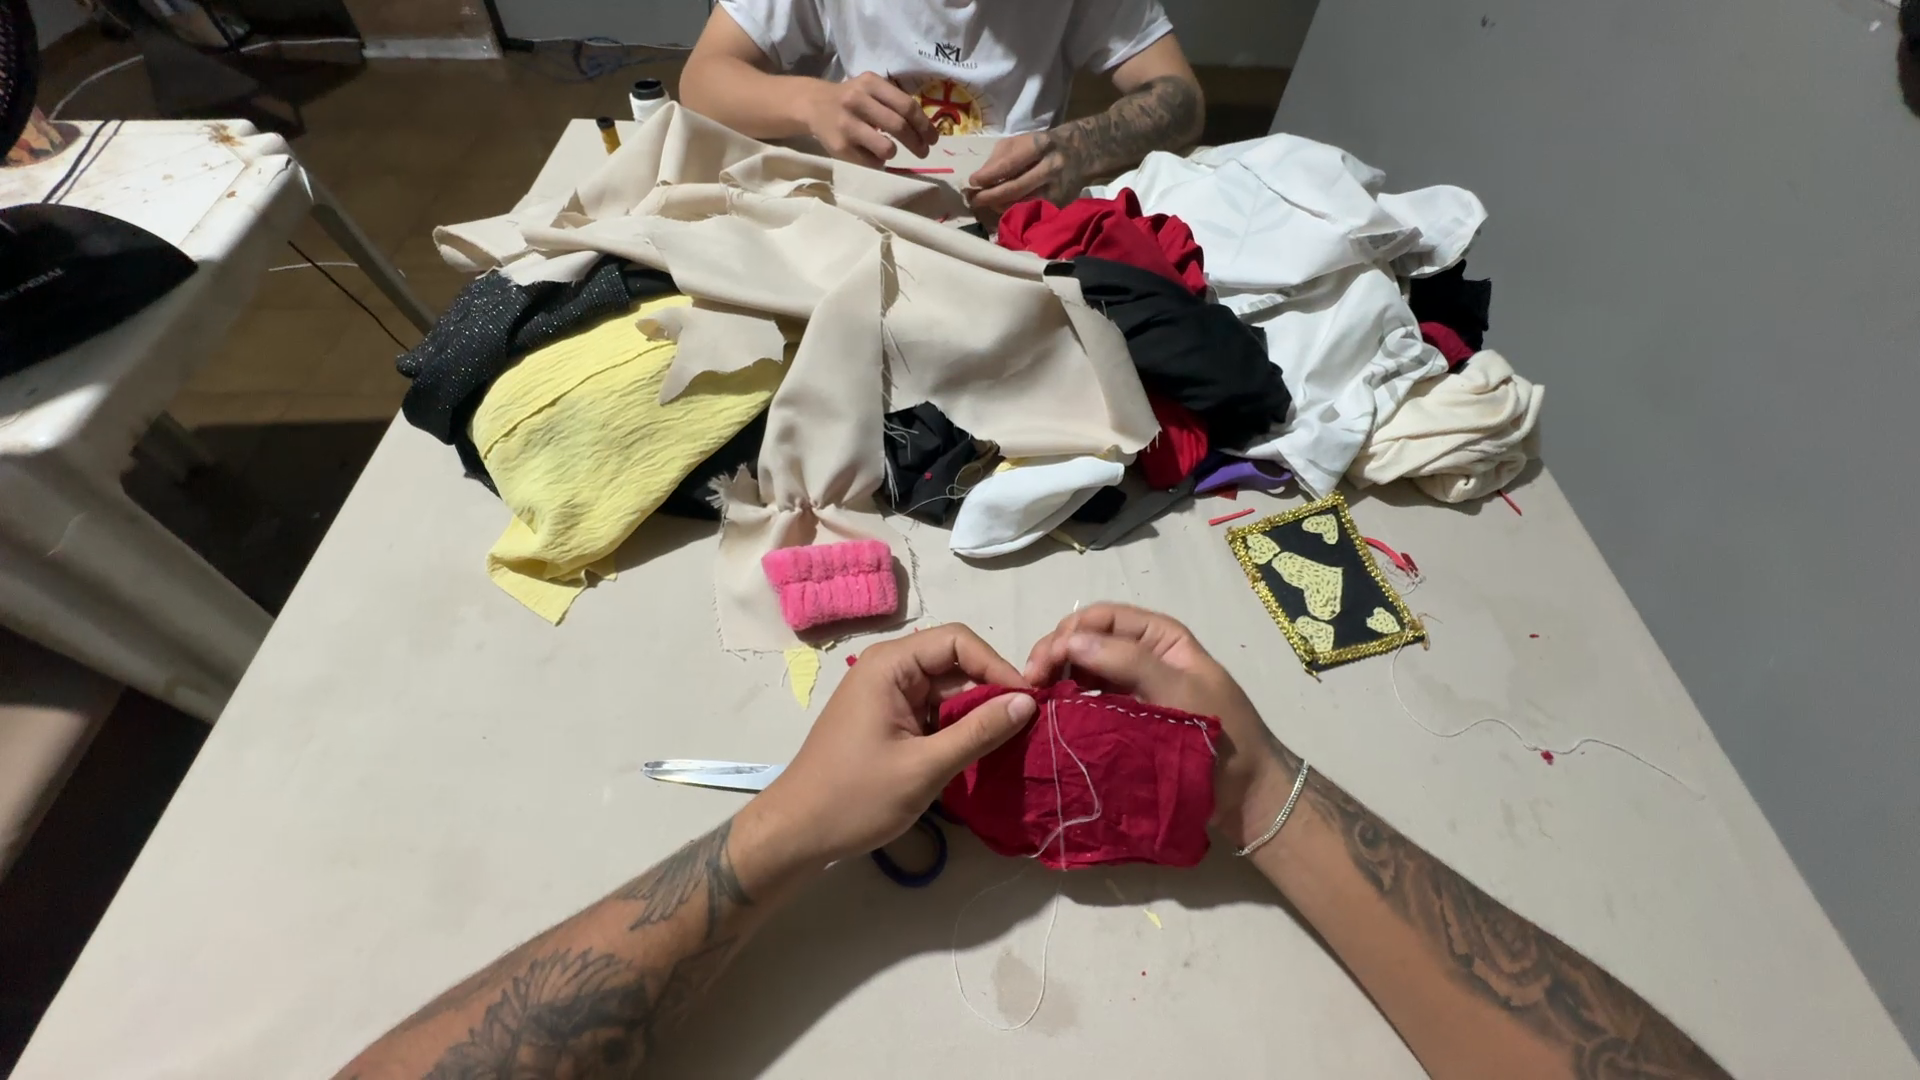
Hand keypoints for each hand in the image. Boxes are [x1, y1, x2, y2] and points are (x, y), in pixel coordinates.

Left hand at [751, 625, 1034, 867]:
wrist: (798, 832)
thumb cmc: (856, 797)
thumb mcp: (925, 767)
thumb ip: (979, 731)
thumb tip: (1028, 701)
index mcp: (890, 665)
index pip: (958, 640)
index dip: (997, 665)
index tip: (1029, 700)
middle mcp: (889, 668)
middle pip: (954, 659)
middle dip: (992, 685)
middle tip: (1028, 718)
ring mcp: (888, 693)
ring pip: (948, 685)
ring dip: (979, 706)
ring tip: (1014, 733)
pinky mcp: (890, 717)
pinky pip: (934, 707)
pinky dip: (960, 722)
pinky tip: (983, 744)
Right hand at [801, 72, 937, 166]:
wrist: (814, 105)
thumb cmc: (852, 100)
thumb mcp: (871, 90)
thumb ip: (894, 103)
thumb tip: (926, 130)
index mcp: (871, 83)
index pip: (906, 106)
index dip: (924, 125)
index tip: (934, 138)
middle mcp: (858, 101)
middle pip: (899, 127)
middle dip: (917, 143)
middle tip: (924, 152)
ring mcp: (848, 125)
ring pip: (886, 148)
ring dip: (893, 153)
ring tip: (889, 150)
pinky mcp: (841, 147)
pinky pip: (871, 162)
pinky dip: (876, 162)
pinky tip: (869, 153)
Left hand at [965, 131, 1073, 214]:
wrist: (1082, 152)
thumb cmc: (1043, 146)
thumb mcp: (1023, 140)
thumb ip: (1000, 157)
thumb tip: (979, 179)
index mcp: (1040, 146)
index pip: (1010, 164)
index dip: (988, 176)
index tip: (972, 182)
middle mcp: (1051, 168)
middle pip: (1015, 189)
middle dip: (990, 196)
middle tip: (973, 200)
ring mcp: (1057, 189)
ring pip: (1021, 204)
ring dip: (999, 206)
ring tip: (984, 205)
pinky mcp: (1060, 205)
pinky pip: (1030, 212)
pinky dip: (1013, 212)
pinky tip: (1003, 209)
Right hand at [1023, 604, 1294, 851]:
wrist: (1246, 795)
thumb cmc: (1219, 732)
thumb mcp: (1178, 690)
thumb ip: (1127, 661)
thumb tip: (1069, 640)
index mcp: (1158, 636)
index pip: (1100, 618)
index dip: (1066, 634)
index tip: (1041, 665)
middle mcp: (1140, 653)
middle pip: (1084, 640)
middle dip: (1053, 654)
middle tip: (1028, 684)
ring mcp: (1129, 686)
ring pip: (1080, 668)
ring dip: (1054, 677)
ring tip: (1034, 699)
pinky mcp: (1121, 717)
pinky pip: (1085, 697)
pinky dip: (1064, 700)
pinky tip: (1050, 713)